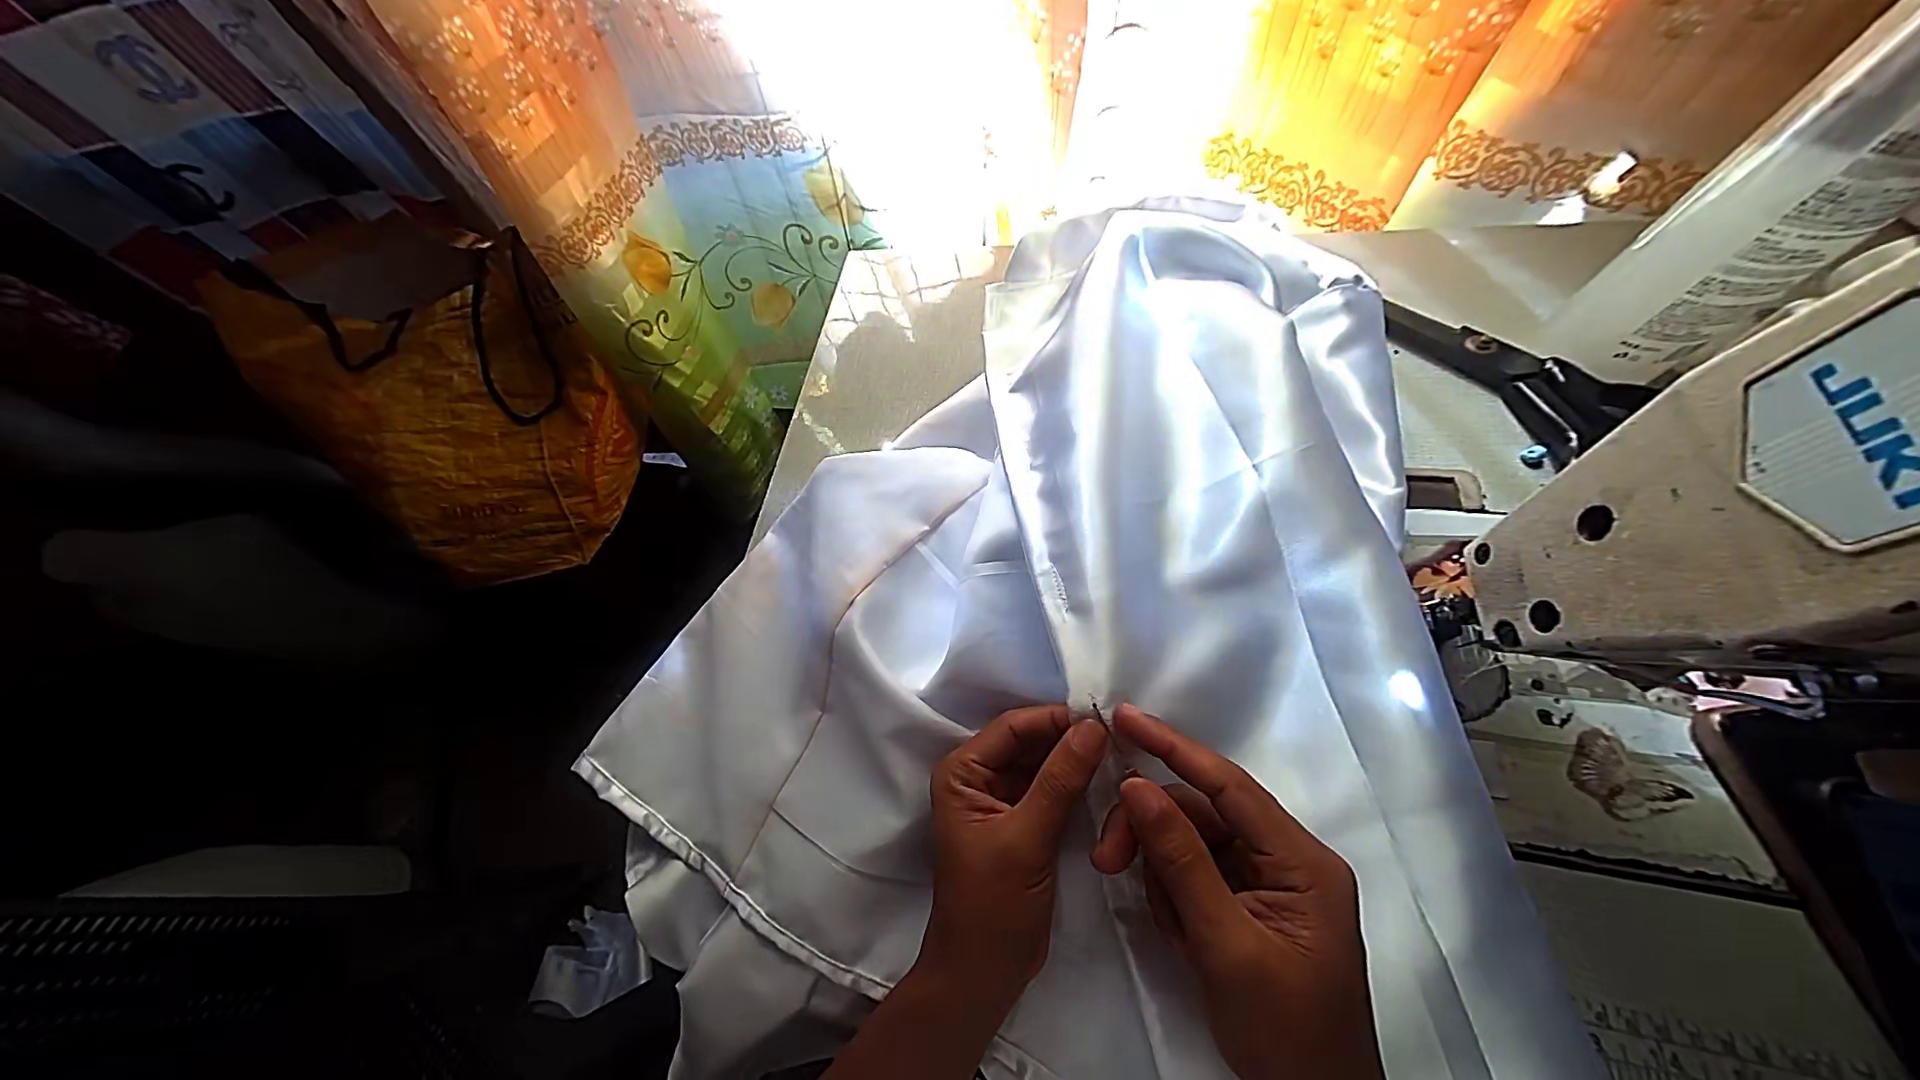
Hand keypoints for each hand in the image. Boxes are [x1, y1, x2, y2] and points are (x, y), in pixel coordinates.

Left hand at [924, 704, 1109, 994]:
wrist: (983, 972)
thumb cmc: (992, 905)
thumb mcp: (1026, 838)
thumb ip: (1060, 780)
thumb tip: (1093, 727)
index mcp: (962, 772)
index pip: (1013, 727)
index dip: (1056, 719)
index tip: (1104, 719)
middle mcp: (978, 776)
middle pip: (1030, 741)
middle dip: (1070, 738)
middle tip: (1120, 737)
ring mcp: (1001, 798)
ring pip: (1044, 762)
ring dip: (1076, 759)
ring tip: (1120, 755)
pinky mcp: (1022, 820)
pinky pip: (1051, 787)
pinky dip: (1076, 783)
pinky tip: (1107, 781)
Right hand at [1092, 705, 1383, 1079]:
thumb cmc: (1283, 1033)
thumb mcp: (1226, 945)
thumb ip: (1180, 860)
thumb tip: (1137, 786)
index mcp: (1301, 861)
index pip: (1228, 785)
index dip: (1174, 747)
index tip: (1126, 719)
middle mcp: (1284, 858)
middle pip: (1200, 815)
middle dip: (1151, 831)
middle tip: (1106, 858)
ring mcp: (1263, 881)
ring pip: (1190, 843)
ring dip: (1159, 869)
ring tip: (1163, 923)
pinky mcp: (1244, 902)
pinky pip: (1193, 873)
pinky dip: (1172, 893)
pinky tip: (1178, 932)